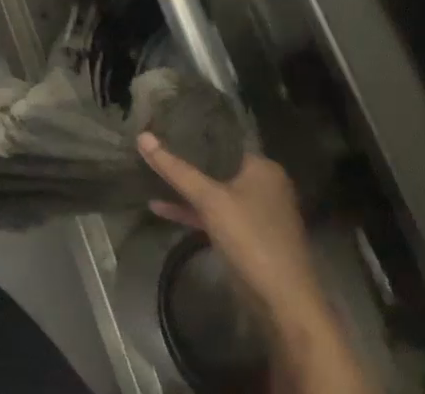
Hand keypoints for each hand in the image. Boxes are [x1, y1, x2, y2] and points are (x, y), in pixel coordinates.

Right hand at [138, 133, 325, 319]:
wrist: (282, 297)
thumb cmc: (251, 237)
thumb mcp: (209, 199)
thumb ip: (175, 168)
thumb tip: (142, 136)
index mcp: (263, 169)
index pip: (222, 142)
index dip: (190, 134)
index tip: (159, 125)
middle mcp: (262, 186)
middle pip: (215, 166)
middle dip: (183, 160)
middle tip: (149, 145)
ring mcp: (254, 211)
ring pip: (212, 190)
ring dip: (183, 186)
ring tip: (148, 172)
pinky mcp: (244, 233)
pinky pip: (212, 212)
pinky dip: (189, 209)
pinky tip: (158, 207)